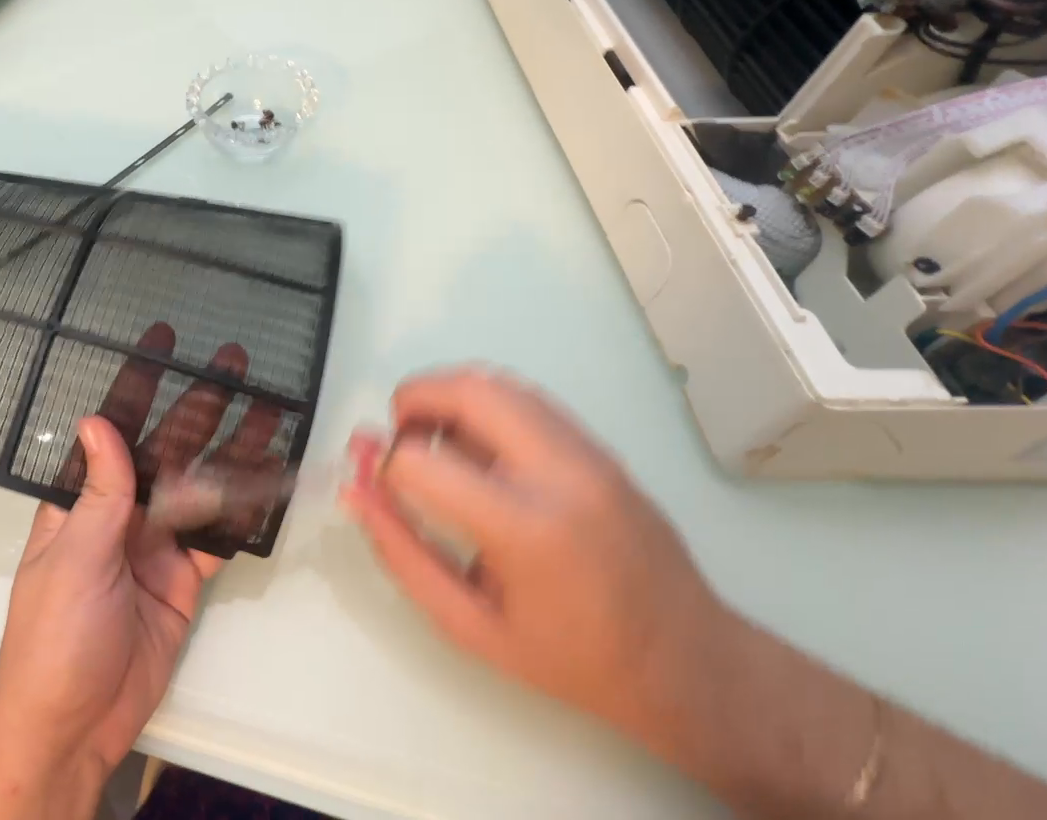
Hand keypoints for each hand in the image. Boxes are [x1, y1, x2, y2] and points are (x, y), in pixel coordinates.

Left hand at [0, 326, 275, 818]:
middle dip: (200, 406)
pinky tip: (268, 479)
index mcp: (83, 501)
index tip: (162, 343)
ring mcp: (154, 547)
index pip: (114, 431)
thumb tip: (97, 421)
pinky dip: (242, 512)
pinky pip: (217, 538)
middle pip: (168, 451)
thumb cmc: (55, 637)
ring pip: (200, 488)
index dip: (138, 386)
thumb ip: (99, 493)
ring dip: (231, 449)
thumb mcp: (74, 558)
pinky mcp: (183, 581)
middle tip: (233, 364)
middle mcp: (120, 515)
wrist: (74, 724)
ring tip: (266, 409)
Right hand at [340, 368, 729, 745]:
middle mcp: (562, 473)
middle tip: (396, 440)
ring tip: (434, 446)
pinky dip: (483, 408)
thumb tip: (356, 487)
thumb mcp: (467, 624)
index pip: (421, 459)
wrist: (691, 664)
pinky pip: (527, 400)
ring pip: (498, 382)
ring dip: (447, 398)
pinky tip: (479, 455)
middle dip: (411, 401)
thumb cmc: (572, 658)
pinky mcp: (601, 448)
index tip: (381, 492)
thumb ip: (401, 551)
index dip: (383, 468)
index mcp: (527, 528)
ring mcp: (589, 453)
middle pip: (467, 389)